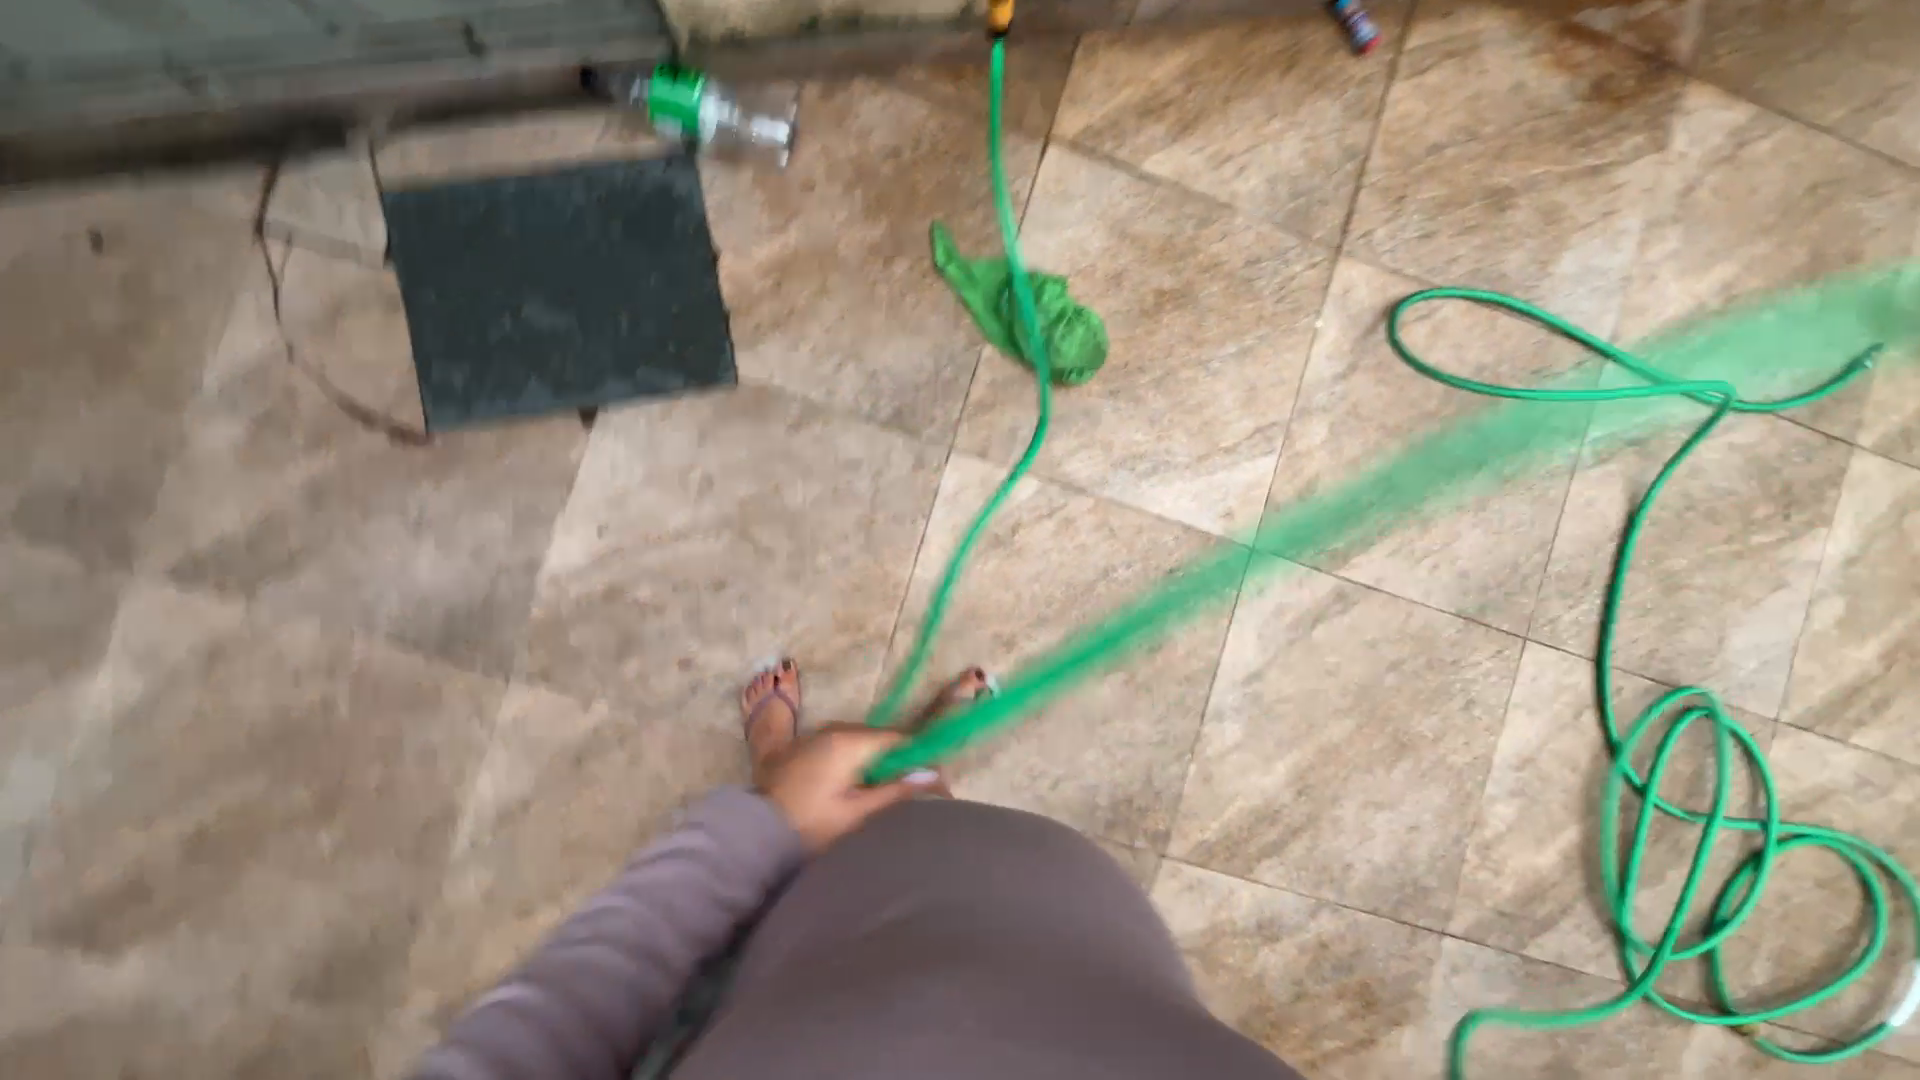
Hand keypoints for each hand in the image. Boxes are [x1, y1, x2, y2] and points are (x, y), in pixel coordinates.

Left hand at [756, 723, 928, 851]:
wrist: (755, 830)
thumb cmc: (810, 824)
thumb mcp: (857, 811)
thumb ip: (896, 790)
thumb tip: (934, 775)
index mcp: (850, 742)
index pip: (896, 737)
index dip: (917, 754)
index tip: (932, 776)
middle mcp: (834, 730)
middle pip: (878, 737)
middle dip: (895, 757)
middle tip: (910, 785)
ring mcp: (816, 735)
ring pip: (858, 740)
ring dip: (873, 759)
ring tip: (883, 787)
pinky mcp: (803, 746)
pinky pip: (840, 744)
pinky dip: (853, 759)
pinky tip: (854, 783)